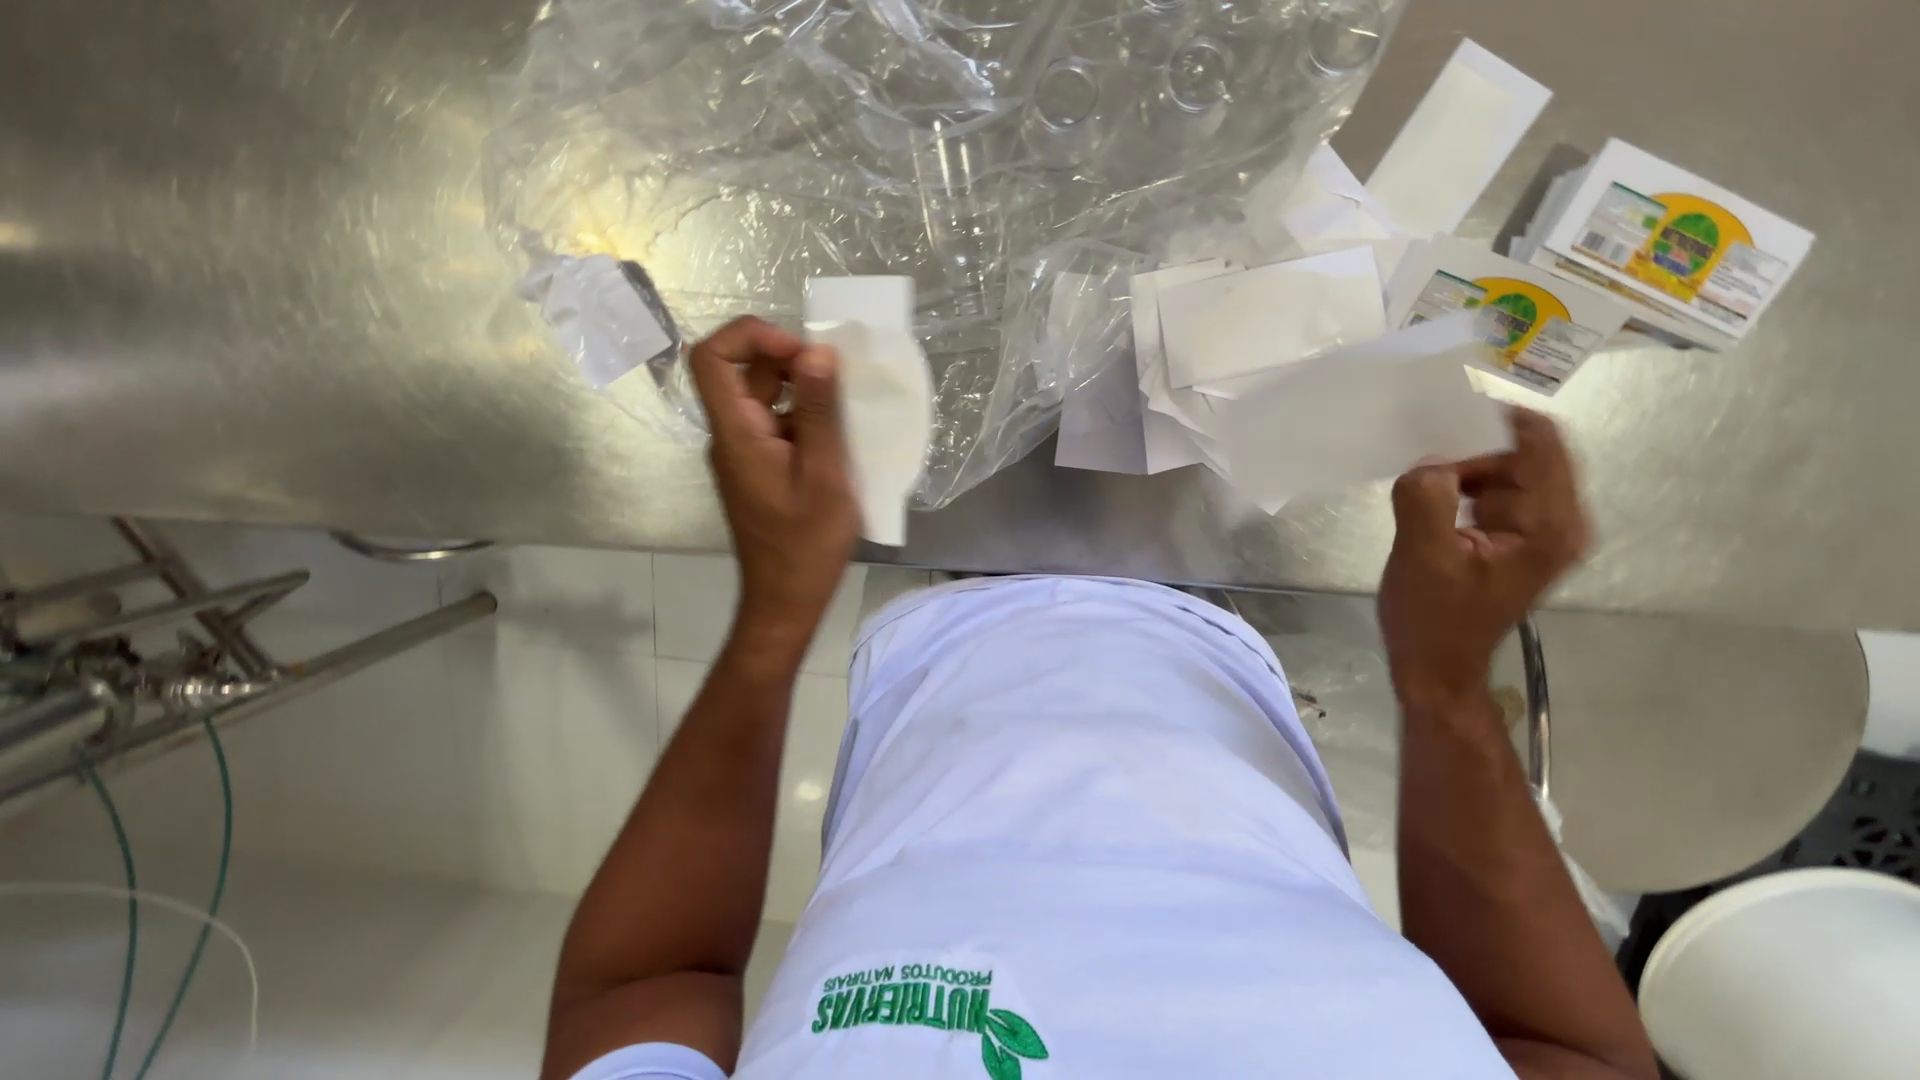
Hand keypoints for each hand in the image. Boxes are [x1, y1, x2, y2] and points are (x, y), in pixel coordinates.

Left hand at [688, 317, 858, 645]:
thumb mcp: (824, 473)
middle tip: (837, 376)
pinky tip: (842, 437)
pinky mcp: (761, 470)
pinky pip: (777, 427)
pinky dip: (806, 419)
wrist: (786, 600)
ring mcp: (745, 455)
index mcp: (736, 433)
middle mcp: (732, 437)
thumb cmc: (806, 543)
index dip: (751, 336)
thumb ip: (819, 411)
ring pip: (765, 399)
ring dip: (803, 391)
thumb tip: (817, 352)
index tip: (801, 352)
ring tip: (847, 404)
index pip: (712, 357)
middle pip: (743, 374)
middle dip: (790, 361)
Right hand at [1378, 408, 1589, 706]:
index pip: (1542, 440)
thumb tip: (1432, 463)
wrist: (1435, 669)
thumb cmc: (1433, 618)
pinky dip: (1460, 486)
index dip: (1497, 417)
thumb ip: (1427, 494)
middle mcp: (1557, 522)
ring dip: (1461, 469)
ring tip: (1420, 482)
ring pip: (1503, 470)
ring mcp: (1536, 531)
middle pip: (1523, 452)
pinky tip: (1429, 499)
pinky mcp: (1511, 539)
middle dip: (1471, 448)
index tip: (1445, 411)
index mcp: (1550, 524)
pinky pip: (1491, 491)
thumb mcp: (1422, 554)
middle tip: (1422, 456)